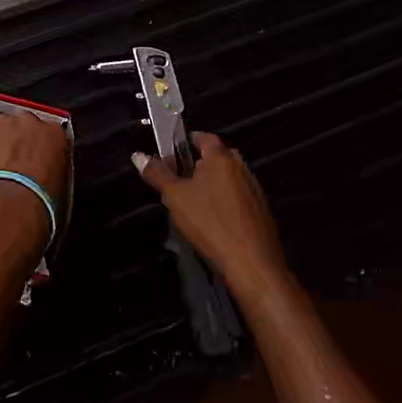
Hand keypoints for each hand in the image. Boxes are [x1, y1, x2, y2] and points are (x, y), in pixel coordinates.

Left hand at [0, 110, 69, 203]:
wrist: (12, 200)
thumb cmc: (38, 197)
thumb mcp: (59, 183)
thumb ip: (51, 165)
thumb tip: (44, 170)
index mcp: (54, 133)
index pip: (48, 133)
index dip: (38, 147)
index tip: (34, 158)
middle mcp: (28, 121)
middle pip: (21, 126)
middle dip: (17, 141)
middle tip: (13, 163)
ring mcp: (1, 123)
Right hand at [133, 133, 289, 294]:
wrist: (252, 265)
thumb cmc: (209, 223)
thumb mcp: (174, 196)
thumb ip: (157, 173)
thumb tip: (138, 156)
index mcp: (222, 159)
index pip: (205, 137)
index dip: (188, 140)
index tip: (173, 151)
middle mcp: (242, 169)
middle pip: (219, 157)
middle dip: (200, 162)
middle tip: (181, 176)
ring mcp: (255, 191)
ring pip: (230, 178)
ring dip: (214, 183)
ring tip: (194, 200)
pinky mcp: (263, 213)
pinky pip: (240, 197)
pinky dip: (226, 200)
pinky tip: (214, 219)